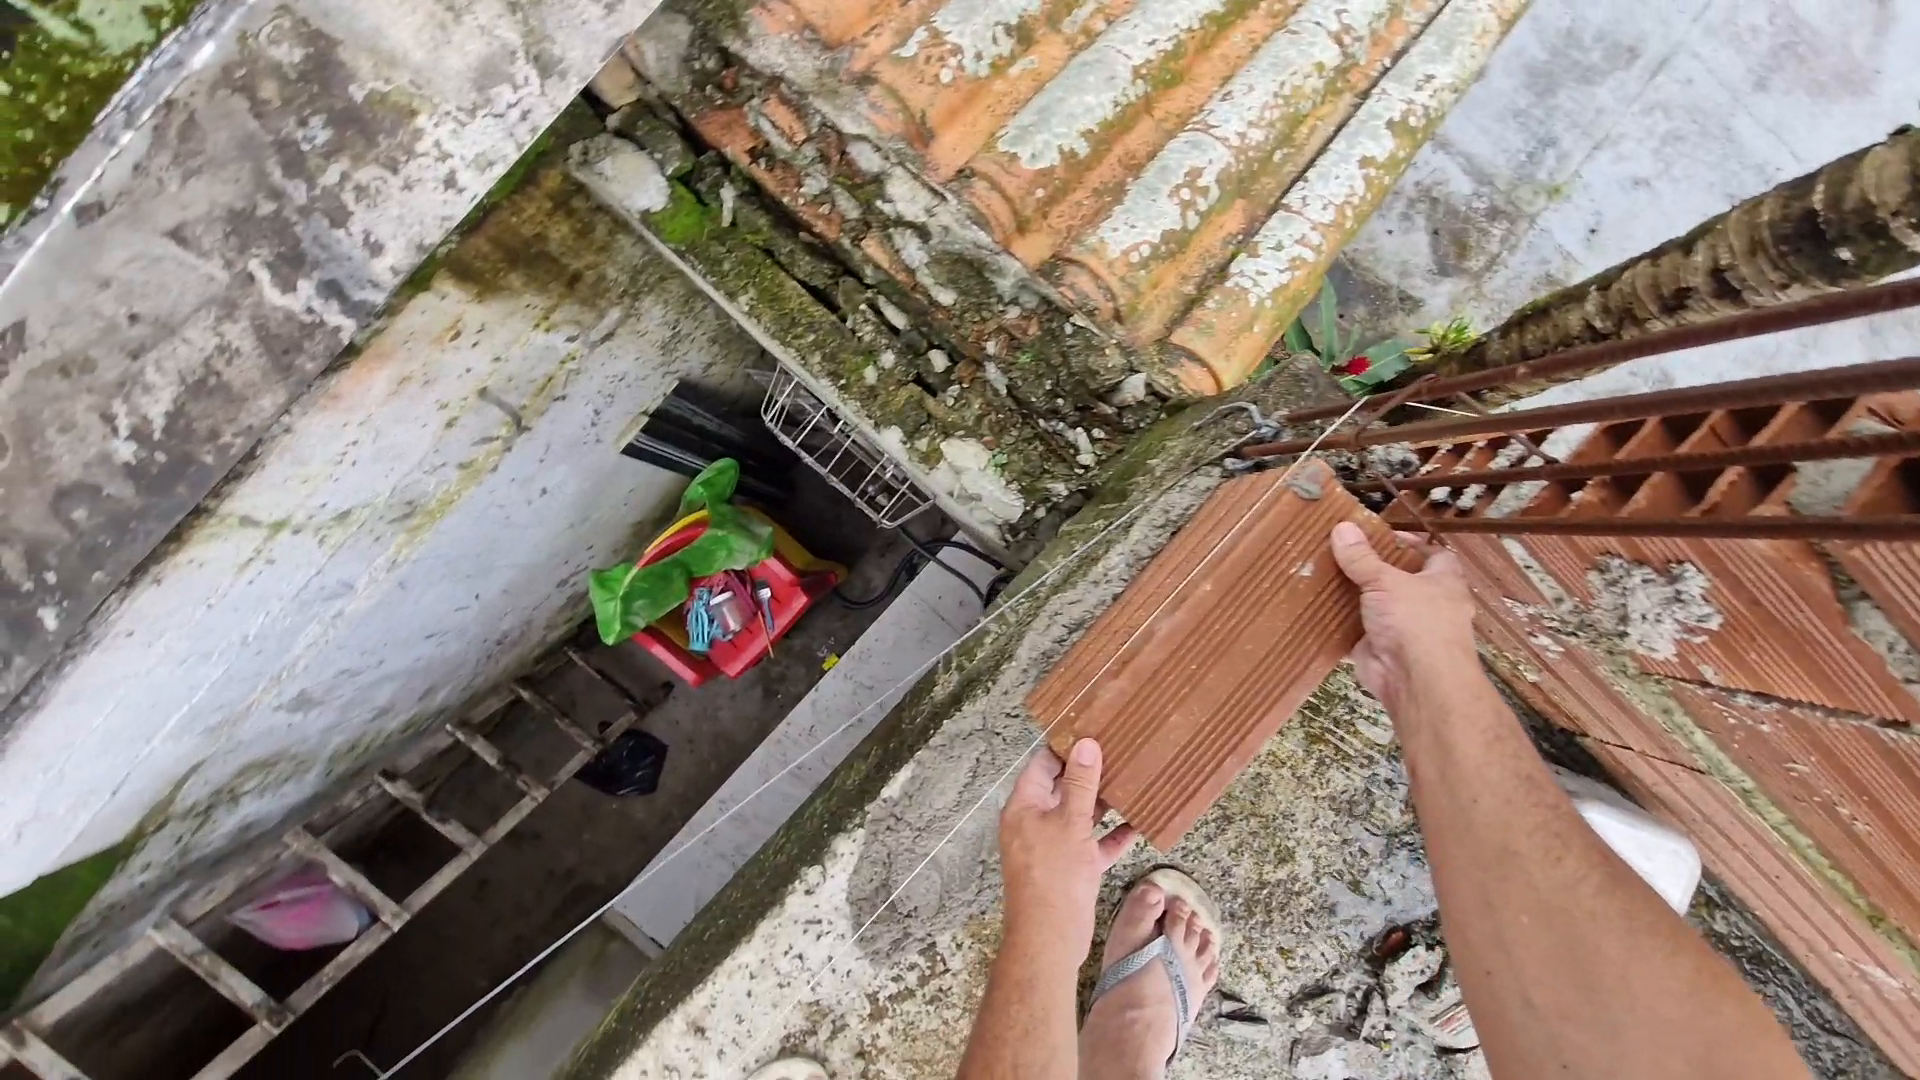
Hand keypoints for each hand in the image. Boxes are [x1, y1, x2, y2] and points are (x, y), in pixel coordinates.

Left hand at [998, 738, 1137, 961]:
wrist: (1049, 938)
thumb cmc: (1053, 875)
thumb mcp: (1070, 822)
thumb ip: (1080, 784)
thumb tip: (1086, 744)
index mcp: (1024, 805)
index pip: (1043, 765)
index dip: (1065, 748)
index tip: (1092, 731)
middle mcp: (1035, 821)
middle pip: (1062, 788)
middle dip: (1089, 774)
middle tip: (1118, 754)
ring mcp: (1052, 846)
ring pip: (1079, 816)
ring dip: (1102, 804)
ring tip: (1131, 783)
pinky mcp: (1070, 868)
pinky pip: (1091, 845)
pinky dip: (1110, 836)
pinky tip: (1137, 826)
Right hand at [1330, 521, 1478, 708]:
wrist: (1415, 680)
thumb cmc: (1416, 622)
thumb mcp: (1385, 581)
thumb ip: (1362, 558)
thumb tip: (1342, 526)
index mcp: (1443, 583)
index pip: (1434, 555)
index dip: (1411, 544)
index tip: (1380, 537)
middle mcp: (1427, 605)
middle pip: (1400, 580)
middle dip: (1373, 570)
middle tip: (1342, 554)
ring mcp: (1404, 629)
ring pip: (1377, 606)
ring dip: (1354, 596)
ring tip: (1323, 575)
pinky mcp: (1380, 649)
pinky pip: (1357, 631)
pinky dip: (1339, 623)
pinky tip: (1316, 608)